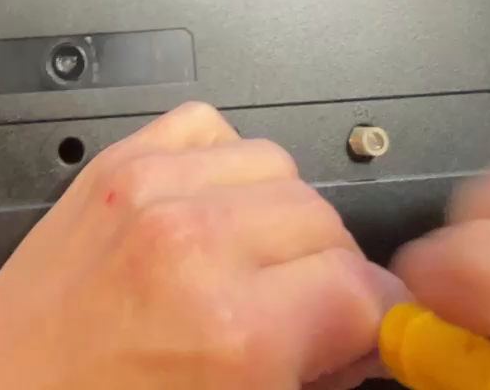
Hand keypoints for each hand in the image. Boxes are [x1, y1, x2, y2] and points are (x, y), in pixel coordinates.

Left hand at [0, 102, 400, 389]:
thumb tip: (365, 327)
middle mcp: (192, 242)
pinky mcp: (115, 163)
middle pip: (324, 218)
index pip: (361, 285)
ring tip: (249, 254)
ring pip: (276, 164)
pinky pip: (205, 124)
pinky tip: (206, 204)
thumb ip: (314, 370)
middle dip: (325, 268)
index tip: (364, 327)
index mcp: (231, 331)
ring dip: (277, 211)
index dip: (374, 315)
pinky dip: (220, 159)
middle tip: (302, 305)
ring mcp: (148, 189)